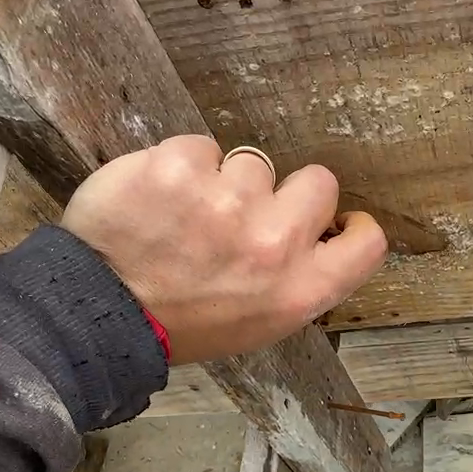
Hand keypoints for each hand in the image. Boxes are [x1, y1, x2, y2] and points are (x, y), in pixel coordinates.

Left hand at [60, 135, 388, 364]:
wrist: (104, 313)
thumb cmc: (191, 324)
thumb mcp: (265, 322)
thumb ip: (302, 277)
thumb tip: (322, 232)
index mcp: (302, 289)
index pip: (367, 241)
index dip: (351, 226)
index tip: (329, 224)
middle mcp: (275, 242)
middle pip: (319, 182)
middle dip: (287, 194)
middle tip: (247, 219)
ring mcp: (226, 199)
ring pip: (254, 162)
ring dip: (228, 182)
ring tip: (190, 216)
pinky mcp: (178, 166)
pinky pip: (201, 147)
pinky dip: (183, 167)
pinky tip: (162, 199)